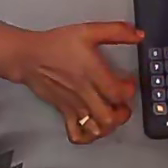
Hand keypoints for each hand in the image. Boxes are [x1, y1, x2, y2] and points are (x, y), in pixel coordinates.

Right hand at [0, 20, 141, 143]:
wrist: (29, 57)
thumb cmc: (56, 45)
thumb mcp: (88, 31)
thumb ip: (116, 32)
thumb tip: (138, 35)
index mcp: (92, 74)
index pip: (119, 93)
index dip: (129, 90)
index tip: (128, 83)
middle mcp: (84, 93)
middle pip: (110, 117)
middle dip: (122, 114)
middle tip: (123, 105)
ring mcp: (74, 106)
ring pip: (96, 129)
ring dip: (108, 126)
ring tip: (110, 115)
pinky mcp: (65, 112)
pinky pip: (76, 134)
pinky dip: (87, 136)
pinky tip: (92, 127)